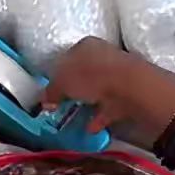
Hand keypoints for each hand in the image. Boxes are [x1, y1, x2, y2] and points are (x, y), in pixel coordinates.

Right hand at [45, 38, 174, 147]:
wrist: (129, 88)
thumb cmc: (90, 76)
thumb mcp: (62, 82)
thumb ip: (51, 91)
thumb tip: (45, 101)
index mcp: (85, 46)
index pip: (66, 58)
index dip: (56, 76)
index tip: (50, 93)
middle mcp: (102, 56)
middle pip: (82, 74)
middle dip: (72, 90)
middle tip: (60, 106)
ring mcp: (116, 75)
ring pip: (96, 90)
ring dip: (86, 103)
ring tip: (73, 118)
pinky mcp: (126, 94)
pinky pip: (108, 107)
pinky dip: (98, 117)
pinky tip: (89, 128)